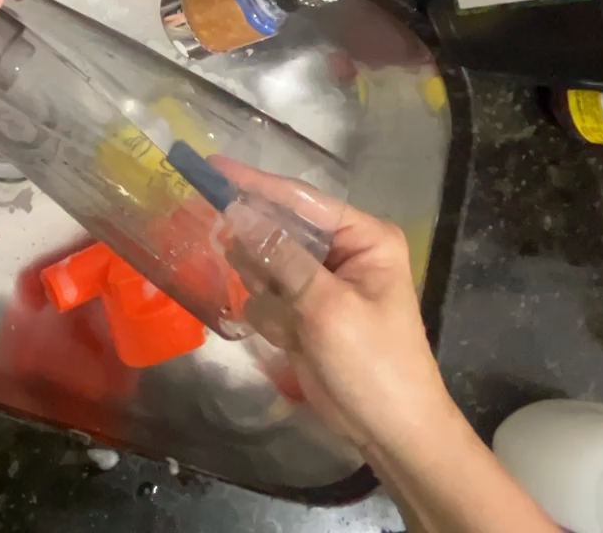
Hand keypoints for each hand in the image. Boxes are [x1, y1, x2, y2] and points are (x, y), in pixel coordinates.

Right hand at [220, 163, 457, 453]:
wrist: (390, 434)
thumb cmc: (373, 364)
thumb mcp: (326, 306)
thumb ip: (280, 254)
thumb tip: (235, 209)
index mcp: (363, 237)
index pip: (300, 199)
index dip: (254, 184)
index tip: (212, 168)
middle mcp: (340, 250)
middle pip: (274, 227)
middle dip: (260, 252)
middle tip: (256, 274)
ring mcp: (316, 279)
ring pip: (260, 259)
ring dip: (265, 290)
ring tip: (289, 319)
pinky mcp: (299, 306)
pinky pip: (260, 291)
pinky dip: (268, 314)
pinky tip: (290, 339)